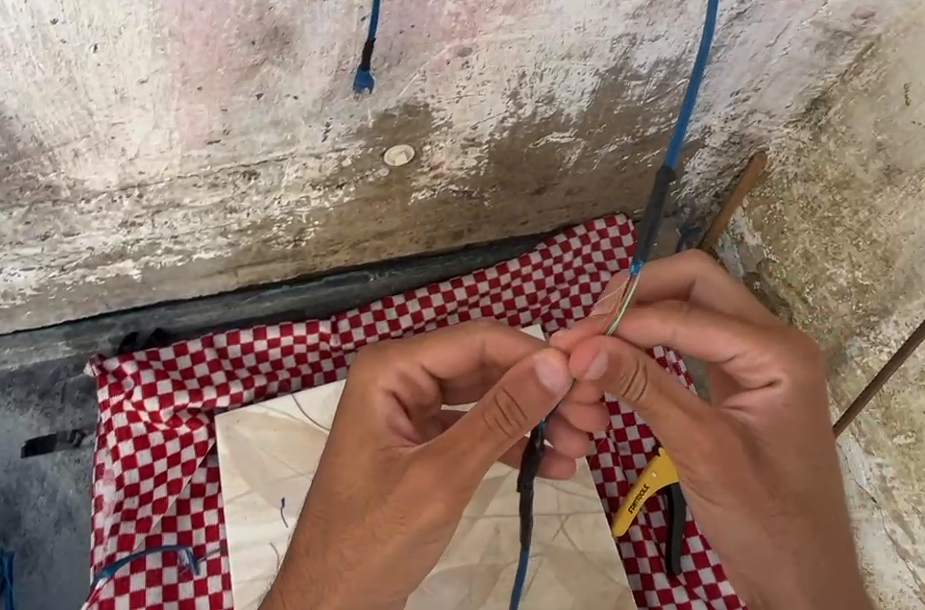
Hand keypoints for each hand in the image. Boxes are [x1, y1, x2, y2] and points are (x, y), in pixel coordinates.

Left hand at [263, 321, 610, 609]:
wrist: (331, 605)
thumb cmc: (373, 538)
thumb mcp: (442, 476)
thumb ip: (500, 417)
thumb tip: (557, 365)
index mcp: (392, 367)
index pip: (477, 341)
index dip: (533, 355)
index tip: (587, 381)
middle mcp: (403, 375)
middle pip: (486, 366)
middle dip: (540, 392)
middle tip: (594, 419)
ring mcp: (413, 408)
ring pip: (487, 397)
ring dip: (534, 420)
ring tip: (583, 445)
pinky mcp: (424, 441)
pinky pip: (477, 427)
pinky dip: (514, 444)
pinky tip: (554, 465)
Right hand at [551, 251, 872, 609]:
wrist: (805, 583)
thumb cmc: (766, 522)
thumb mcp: (701, 451)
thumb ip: (644, 389)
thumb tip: (582, 348)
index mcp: (777, 350)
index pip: (686, 312)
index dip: (626, 322)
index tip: (572, 342)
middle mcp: (774, 337)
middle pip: (695, 281)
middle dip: (638, 294)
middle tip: (590, 324)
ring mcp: (761, 354)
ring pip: (693, 300)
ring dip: (644, 309)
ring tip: (597, 335)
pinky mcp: (745, 374)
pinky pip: (695, 330)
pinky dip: (656, 332)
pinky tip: (625, 350)